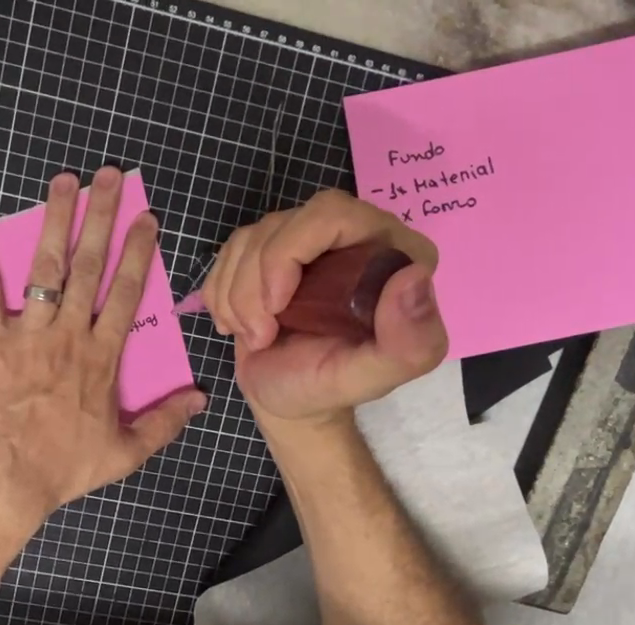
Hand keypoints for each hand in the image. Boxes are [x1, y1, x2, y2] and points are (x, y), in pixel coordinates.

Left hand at [0, 167, 206, 539]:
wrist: (10, 480)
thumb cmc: (65, 468)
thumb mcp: (126, 453)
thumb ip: (165, 423)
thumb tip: (201, 399)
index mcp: (102, 357)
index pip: (126, 293)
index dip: (138, 252)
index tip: (146, 218)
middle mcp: (69, 335)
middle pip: (89, 267)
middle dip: (101, 217)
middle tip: (108, 176)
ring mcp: (28, 336)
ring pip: (45, 269)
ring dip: (55, 222)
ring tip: (63, 182)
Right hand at [202, 190, 448, 426]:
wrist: (285, 401)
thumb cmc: (326, 390)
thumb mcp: (372, 378)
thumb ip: (410, 341)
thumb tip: (413, 277)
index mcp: (388, 253)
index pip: (331, 213)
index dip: (288, 251)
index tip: (277, 306)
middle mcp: (347, 238)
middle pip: (281, 224)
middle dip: (253, 282)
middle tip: (260, 333)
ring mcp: (302, 246)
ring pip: (248, 240)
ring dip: (236, 297)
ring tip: (256, 336)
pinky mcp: (264, 258)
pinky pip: (227, 255)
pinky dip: (221, 296)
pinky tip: (239, 325)